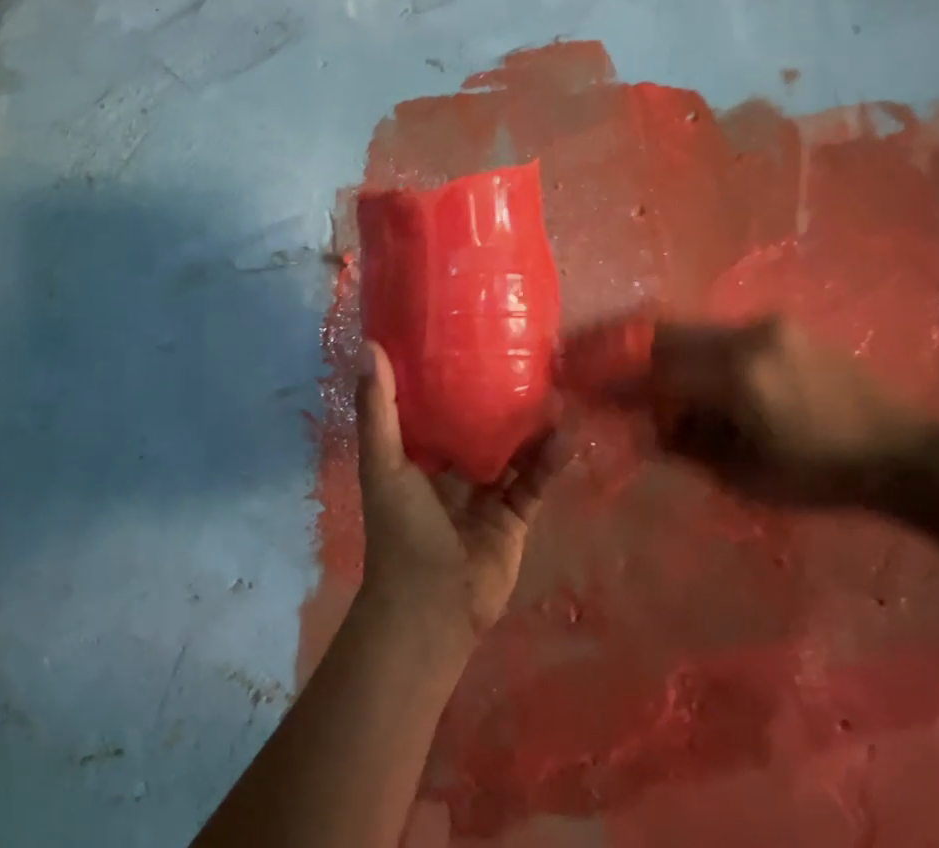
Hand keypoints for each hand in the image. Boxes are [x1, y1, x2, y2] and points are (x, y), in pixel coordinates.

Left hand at [355, 342, 551, 641]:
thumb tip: (369, 345)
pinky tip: (568, 433)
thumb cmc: (401, 530)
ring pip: (512, 450)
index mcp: (414, 456)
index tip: (467, 334)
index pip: (430, 405)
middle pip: (477, 425)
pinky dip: (550, 460)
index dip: (446, 374)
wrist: (433, 604)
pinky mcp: (513, 517)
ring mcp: (484, 494)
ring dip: (532, 425)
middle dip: (498, 397)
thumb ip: (378, 409)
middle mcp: (449, 471)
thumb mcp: (383, 464)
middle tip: (526, 356)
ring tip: (557, 388)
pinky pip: (535, 482)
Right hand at [568, 316, 929, 503]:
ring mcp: (766, 326)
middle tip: (576, 356)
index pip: (651, 372)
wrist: (905, 451)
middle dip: (614, 345)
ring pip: (686, 328)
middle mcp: (746, 337)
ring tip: (617, 363)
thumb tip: (635, 428)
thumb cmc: (822, 476)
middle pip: (660, 333)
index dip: (605, 378)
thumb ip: (684, 444)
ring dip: (648, 345)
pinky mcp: (780, 327)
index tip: (568, 381)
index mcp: (736, 378)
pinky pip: (714, 332)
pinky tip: (672, 369)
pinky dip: (683, 348)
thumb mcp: (744, 475)